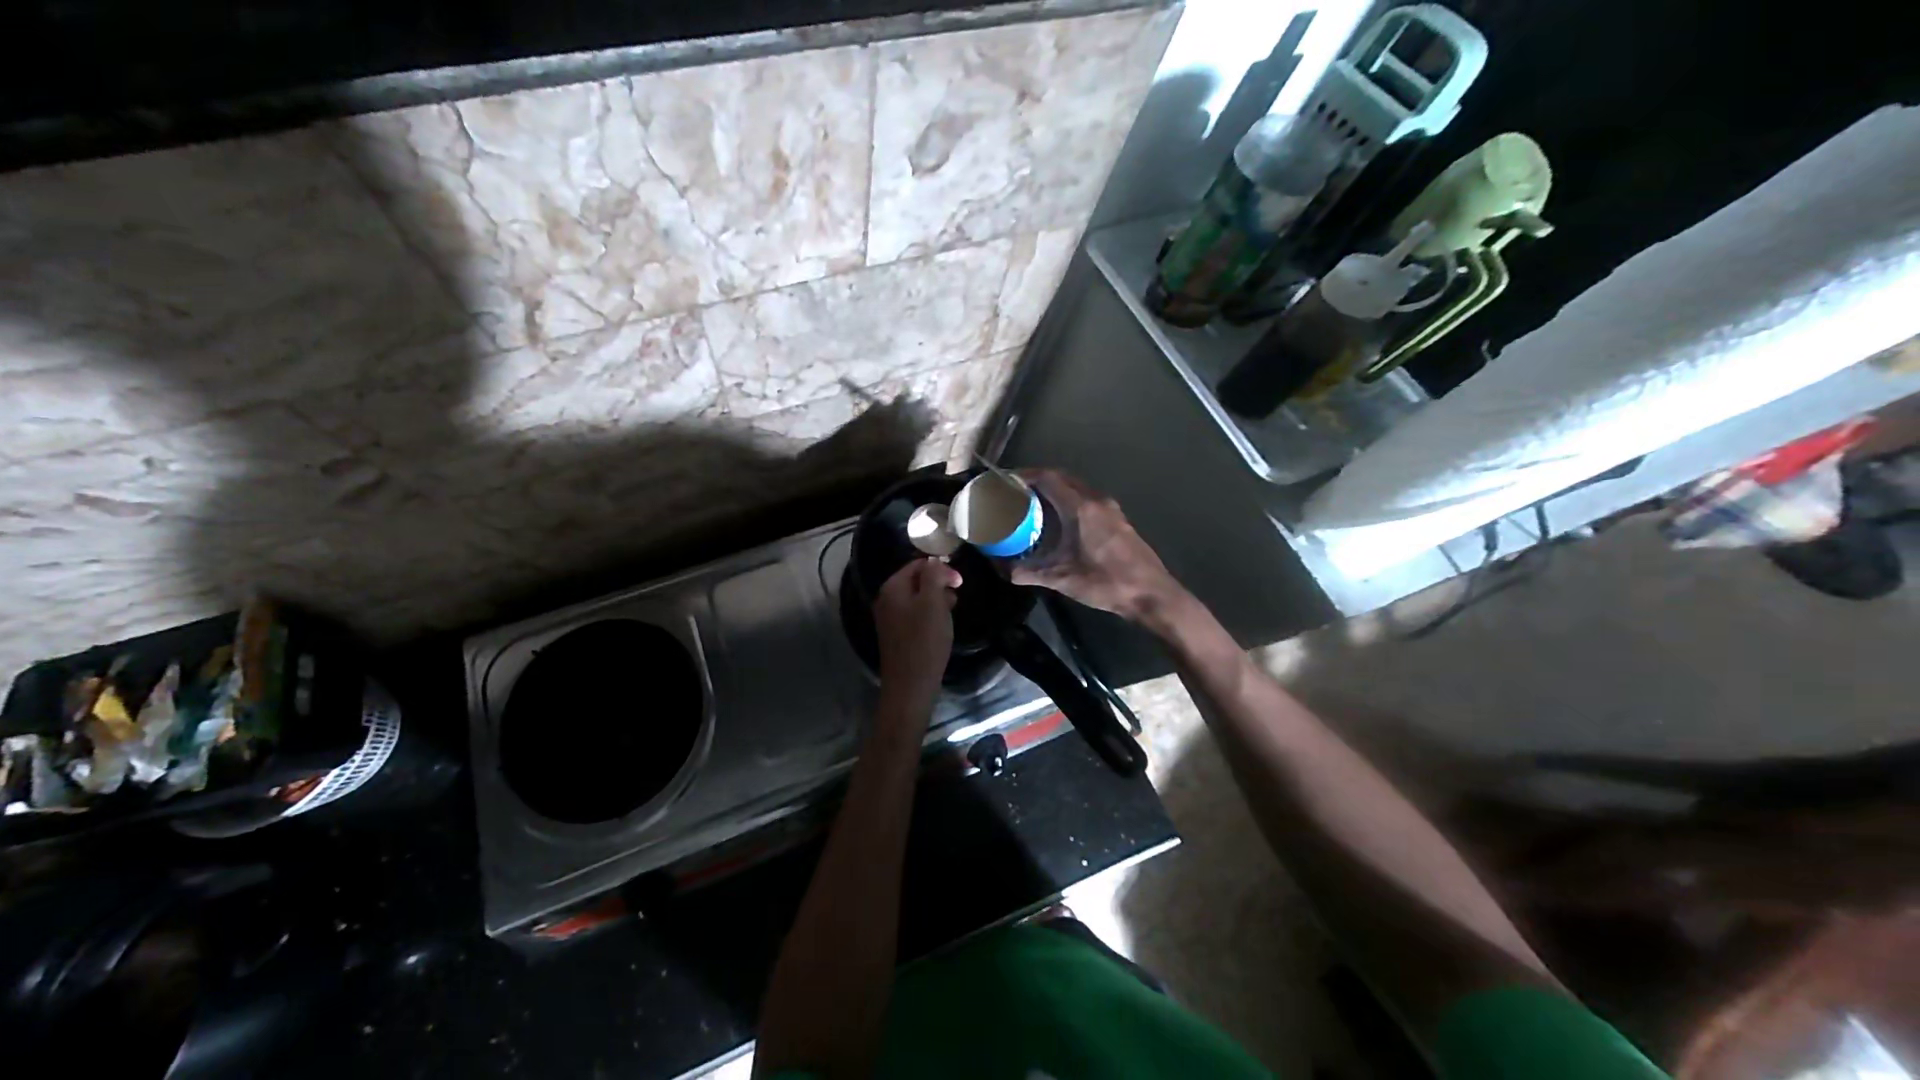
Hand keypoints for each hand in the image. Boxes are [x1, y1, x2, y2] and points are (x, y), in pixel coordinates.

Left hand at [873, 558, 961, 700]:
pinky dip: (930, 616)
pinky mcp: (896, 634)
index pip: (918, 564)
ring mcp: (889, 617)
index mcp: (892, 587)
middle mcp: (886, 598)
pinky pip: (914, 614)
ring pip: (917, 598)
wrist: (910, 685)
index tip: (959, 583)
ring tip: (950, 615)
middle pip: (917, 580)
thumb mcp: (933, 603)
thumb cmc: (924, 641)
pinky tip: (940, 628)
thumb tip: (935, 561)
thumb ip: (934, 576)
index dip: (941, 569)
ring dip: (936, 601)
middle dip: (939, 585)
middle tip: (955, 599)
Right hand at [1012, 469, 1184, 623]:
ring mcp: (1111, 509)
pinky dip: (1071, 501)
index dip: (1026, 475)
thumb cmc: (1106, 582)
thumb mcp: (1063, 580)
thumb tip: (1008, 572)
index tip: (1007, 480)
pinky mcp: (1119, 520)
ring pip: (1078, 489)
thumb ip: (1031, 573)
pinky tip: (1063, 520)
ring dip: (1057, 490)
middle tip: (1017, 491)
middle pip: (1063, 478)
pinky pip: (1089, 500)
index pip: (1049, 478)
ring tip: (1036, 504)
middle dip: (1039, 480)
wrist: (1150, 594)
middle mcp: (1097, 501)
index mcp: (1081, 508)